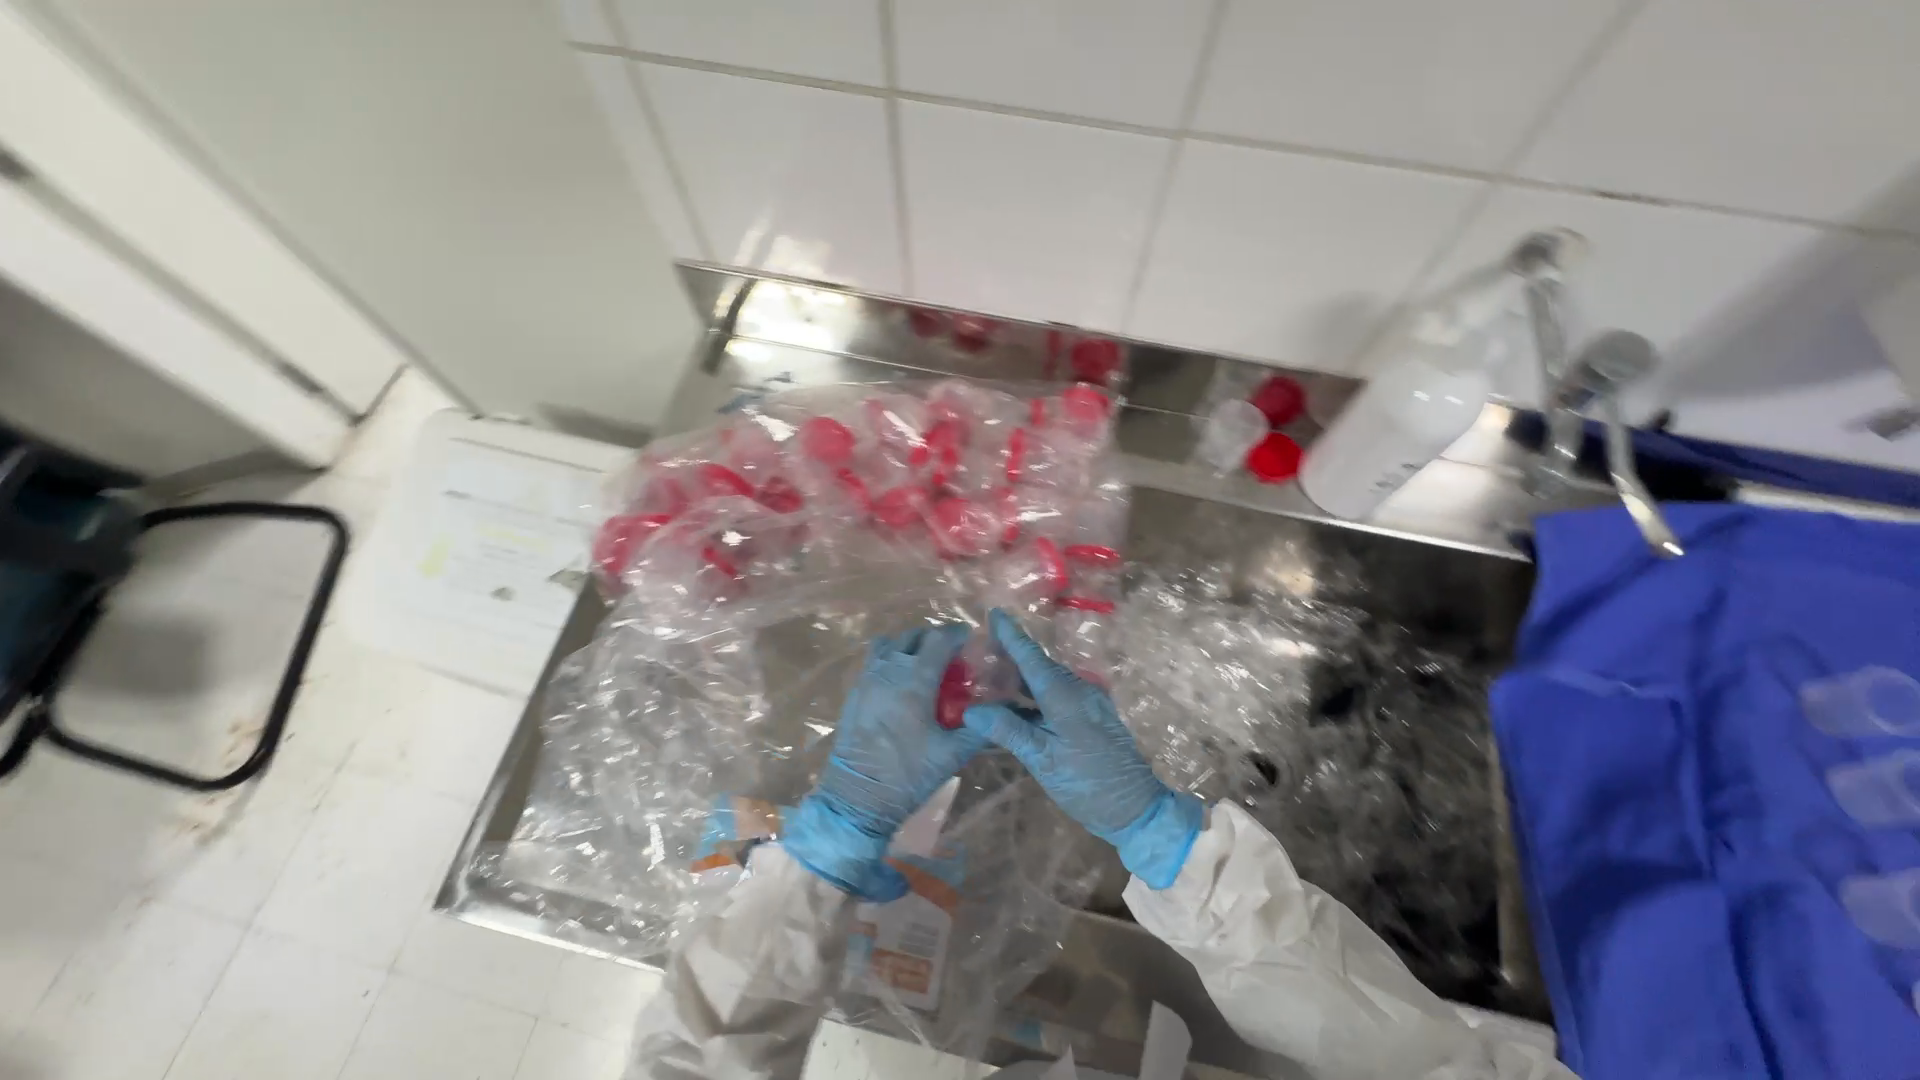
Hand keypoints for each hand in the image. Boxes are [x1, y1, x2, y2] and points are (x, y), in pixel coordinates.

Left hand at [783, 624, 983, 900]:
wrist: (857, 799)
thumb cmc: (908, 776)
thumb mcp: (952, 755)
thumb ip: (979, 728)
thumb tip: (1000, 712)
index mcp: (914, 681)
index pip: (939, 639)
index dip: (957, 634)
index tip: (970, 639)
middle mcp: (888, 671)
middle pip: (913, 636)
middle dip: (934, 638)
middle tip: (950, 654)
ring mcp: (867, 679)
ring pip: (889, 644)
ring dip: (909, 646)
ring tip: (923, 664)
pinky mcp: (854, 692)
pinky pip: (875, 661)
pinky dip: (891, 660)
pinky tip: (902, 684)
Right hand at [962, 609, 1201, 888]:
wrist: (1135, 808)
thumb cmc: (1087, 783)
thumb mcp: (1042, 759)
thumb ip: (1007, 731)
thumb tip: (971, 710)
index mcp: (1065, 694)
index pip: (1031, 657)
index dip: (1011, 635)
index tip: (994, 612)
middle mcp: (1077, 691)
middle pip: (1038, 667)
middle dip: (1010, 657)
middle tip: (979, 650)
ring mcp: (1086, 704)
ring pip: (1046, 683)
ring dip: (1020, 680)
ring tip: (989, 677)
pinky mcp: (1089, 719)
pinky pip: (1055, 698)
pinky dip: (1032, 699)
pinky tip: (1014, 707)